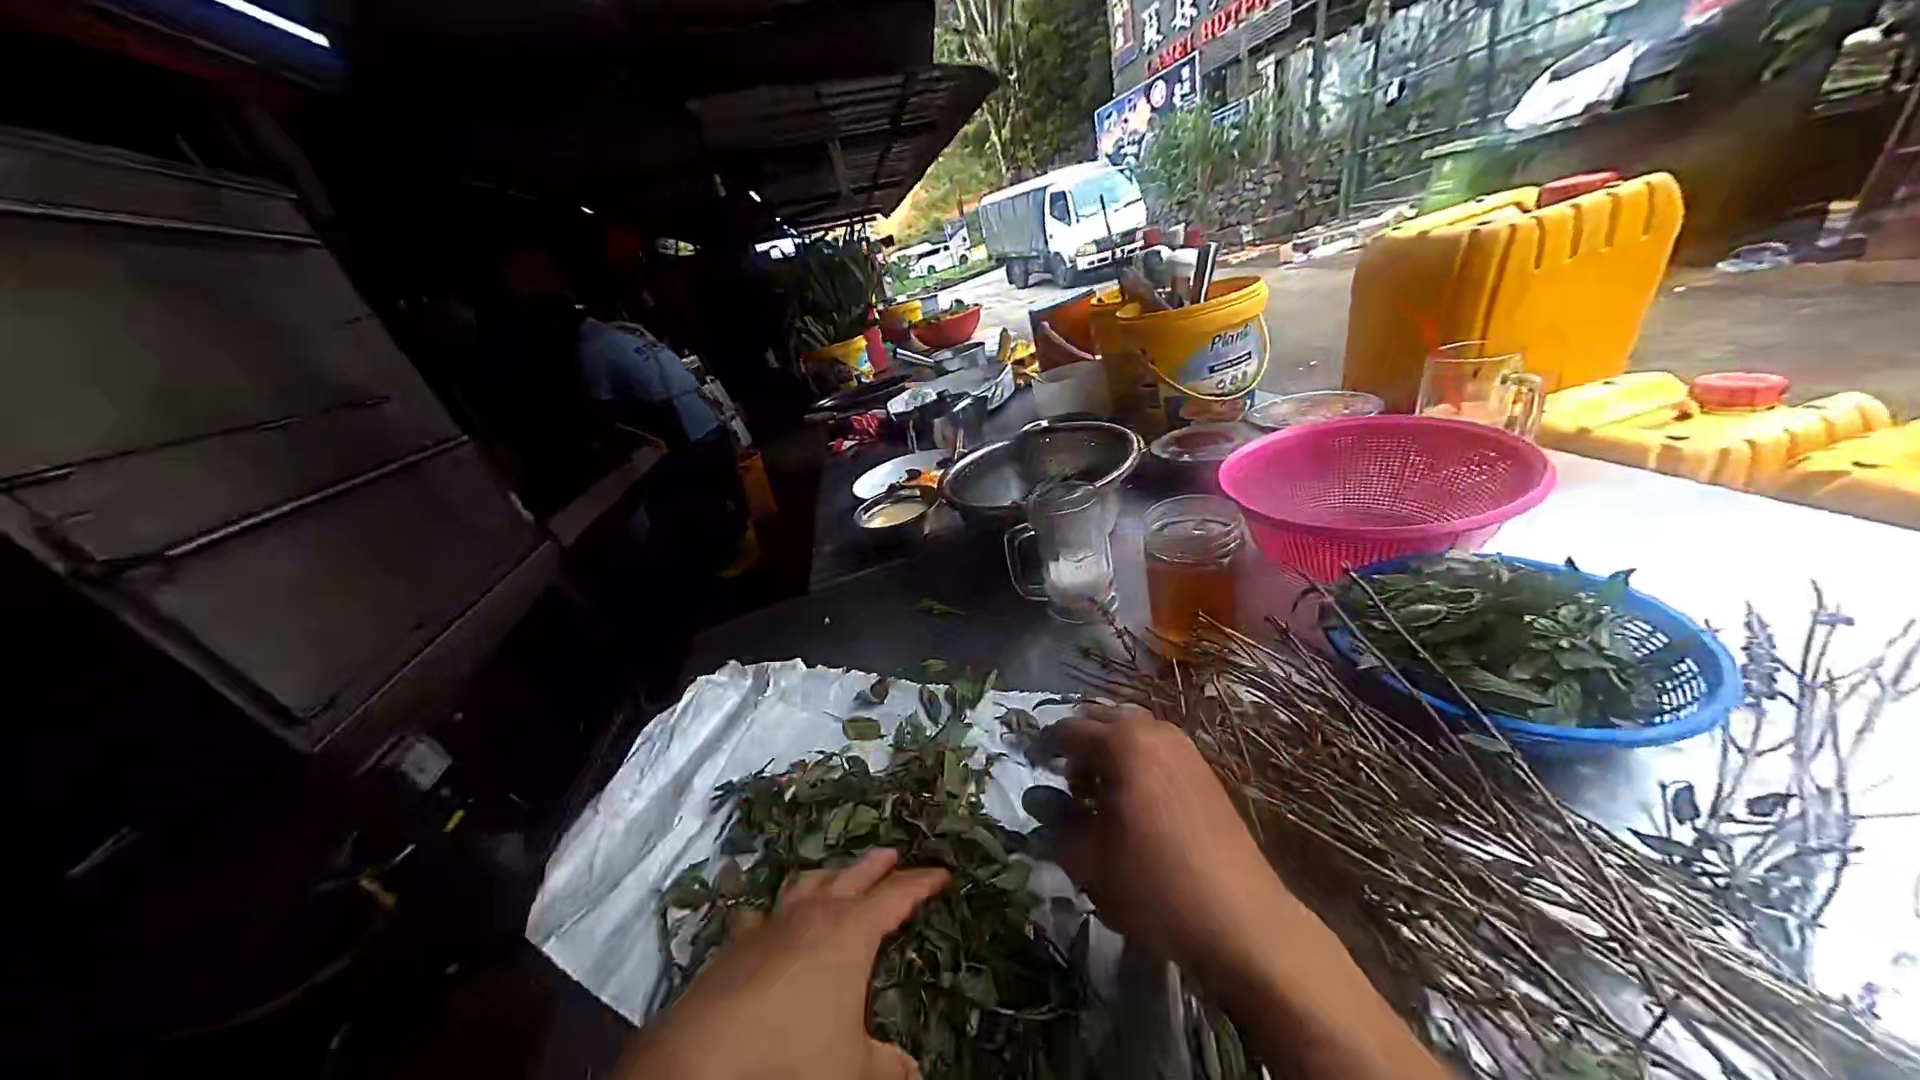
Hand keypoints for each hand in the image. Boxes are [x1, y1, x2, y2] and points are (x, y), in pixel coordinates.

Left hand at [617, 849, 949, 1079]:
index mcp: (851, 931)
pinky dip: (771, 914)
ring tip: (837, 874)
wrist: (706, 1056)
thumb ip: (887, 1068)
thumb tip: (914, 1075)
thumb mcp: (851, 1068)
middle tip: (895, 854)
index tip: (942, 873)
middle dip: (878, 865)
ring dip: (829, 875)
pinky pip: (760, 916)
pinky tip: (764, 918)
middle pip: (855, 876)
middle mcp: (815, 914)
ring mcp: (774, 923)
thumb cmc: (792, 1053)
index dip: (922, 883)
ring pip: (809, 883)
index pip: (897, 896)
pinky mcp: (739, 942)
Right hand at [1025, 704, 1449, 1079]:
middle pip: (1102, 718)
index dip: (1044, 747)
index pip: (1069, 730)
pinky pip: (1157, 746)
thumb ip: (1054, 821)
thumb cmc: (1153, 886)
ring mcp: (1185, 748)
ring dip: (1108, 748)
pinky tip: (1133, 799)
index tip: (1031, 766)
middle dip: (1078, 742)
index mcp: (1123, 745)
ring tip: (1098, 790)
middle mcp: (1155, 732)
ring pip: (1132, 730)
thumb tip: (1036, 799)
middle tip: (1064, 778)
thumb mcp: (1087, 860)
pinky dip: (1135, 758)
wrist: (1241, 920)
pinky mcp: (1204, 769)